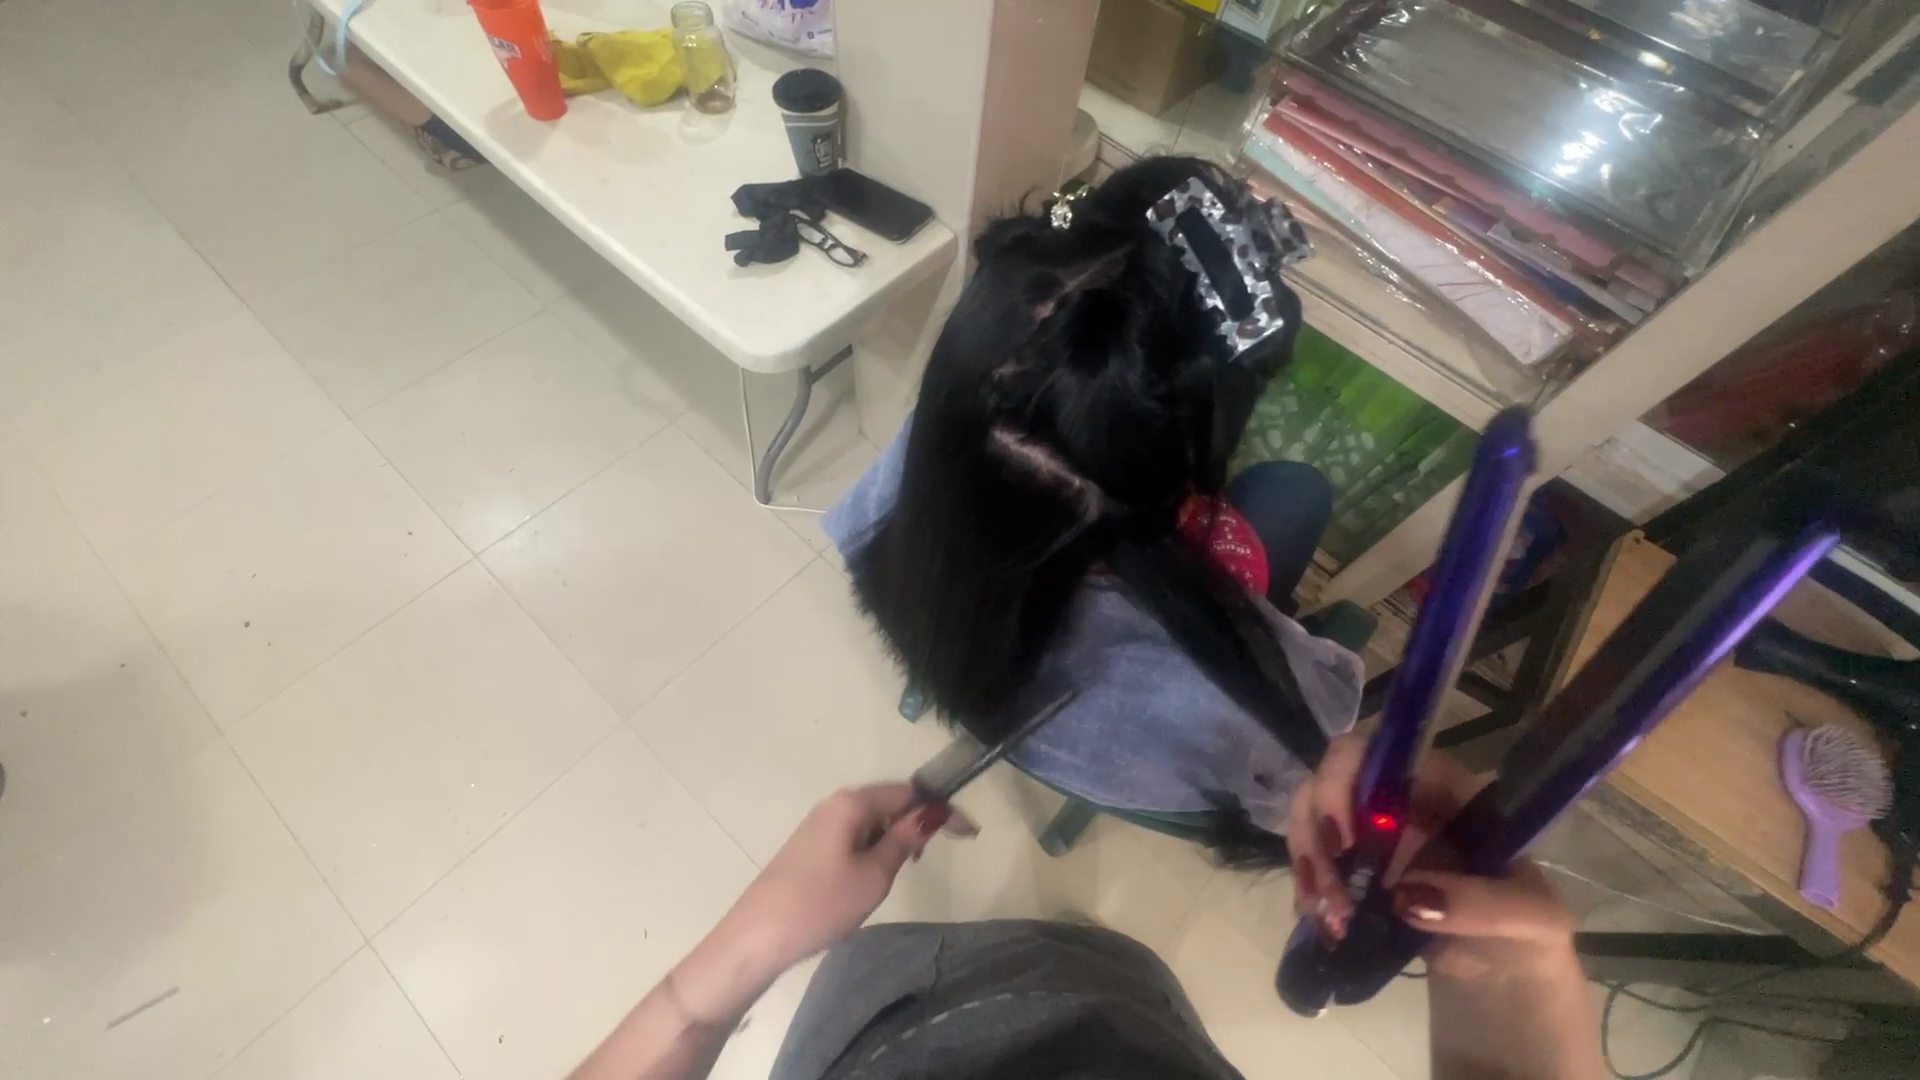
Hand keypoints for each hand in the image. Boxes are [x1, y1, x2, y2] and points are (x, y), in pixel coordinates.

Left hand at [718, 785, 972, 975]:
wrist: (757, 937)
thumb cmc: (821, 903)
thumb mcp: (874, 875)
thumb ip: (905, 840)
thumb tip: (931, 813)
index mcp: (853, 802)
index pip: (909, 793)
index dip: (940, 809)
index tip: (969, 833)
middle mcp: (837, 803)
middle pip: (890, 802)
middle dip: (917, 823)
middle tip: (930, 859)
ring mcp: (821, 823)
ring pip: (872, 821)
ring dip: (894, 839)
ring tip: (901, 872)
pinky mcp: (812, 845)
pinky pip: (855, 836)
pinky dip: (873, 849)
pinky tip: (873, 877)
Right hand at [1287, 732, 1574, 980]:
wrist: (1503, 980)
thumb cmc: (1524, 934)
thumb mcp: (1531, 920)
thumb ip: (1484, 904)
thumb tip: (1407, 896)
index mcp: (1441, 786)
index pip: (1380, 748)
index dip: (1346, 777)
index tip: (1342, 836)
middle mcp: (1394, 794)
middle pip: (1331, 776)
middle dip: (1317, 830)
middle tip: (1330, 890)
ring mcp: (1364, 825)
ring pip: (1310, 813)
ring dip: (1308, 861)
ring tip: (1328, 917)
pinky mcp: (1344, 859)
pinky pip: (1308, 853)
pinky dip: (1307, 884)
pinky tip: (1321, 919)